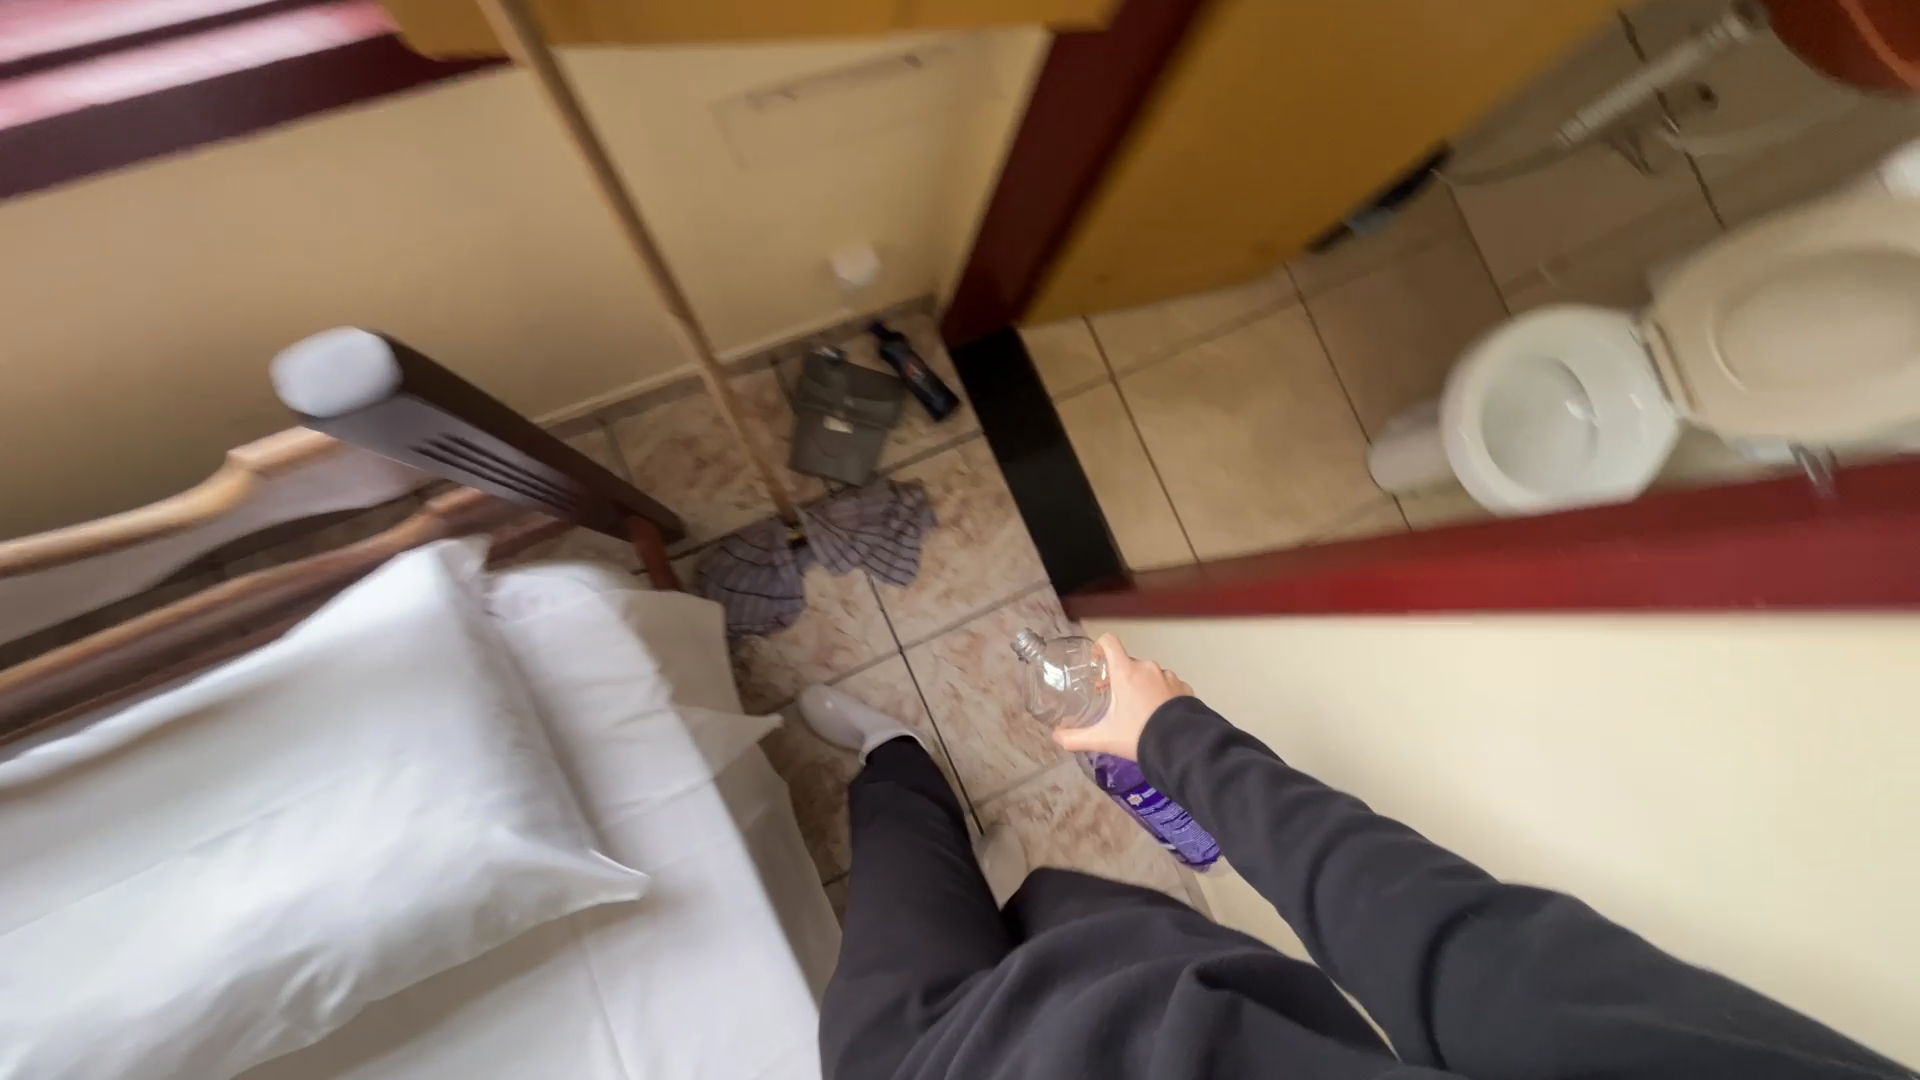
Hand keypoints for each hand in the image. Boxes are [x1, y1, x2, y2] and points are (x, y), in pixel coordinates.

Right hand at [1053, 633, 1191, 760]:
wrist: (1182, 748)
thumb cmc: (1139, 735)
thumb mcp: (1104, 738)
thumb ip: (1076, 737)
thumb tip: (1056, 737)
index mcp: (1126, 672)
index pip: (1109, 642)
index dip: (1099, 647)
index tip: (1097, 662)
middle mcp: (1147, 668)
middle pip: (1128, 663)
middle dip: (1120, 678)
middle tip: (1115, 701)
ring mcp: (1169, 677)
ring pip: (1149, 675)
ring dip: (1142, 687)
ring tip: (1140, 712)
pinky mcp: (1184, 688)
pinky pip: (1168, 685)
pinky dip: (1162, 695)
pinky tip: (1160, 715)